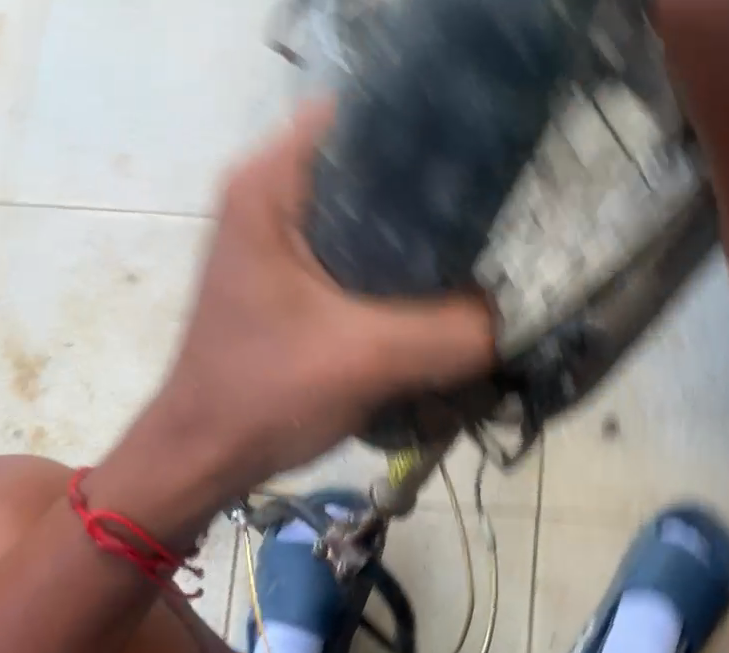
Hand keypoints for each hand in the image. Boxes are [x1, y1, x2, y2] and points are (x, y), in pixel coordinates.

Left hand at [118, 103, 494, 497]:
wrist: (204, 458)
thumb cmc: (262, 396)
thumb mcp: (365, 360)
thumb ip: (451, 333)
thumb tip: (525, 314)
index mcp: (272, 184)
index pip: (366, 117)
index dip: (433, 133)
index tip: (496, 162)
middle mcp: (275, 198)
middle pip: (376, 171)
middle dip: (440, 198)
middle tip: (505, 221)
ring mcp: (285, 244)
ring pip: (374, 222)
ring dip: (426, 245)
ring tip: (489, 257)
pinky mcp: (297, 286)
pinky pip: (364, 265)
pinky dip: (403, 280)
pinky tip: (446, 300)